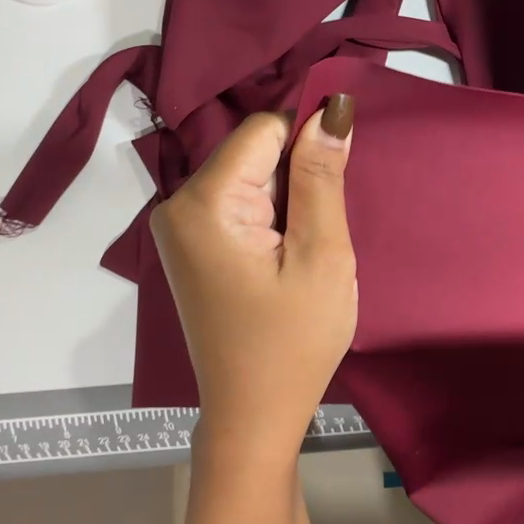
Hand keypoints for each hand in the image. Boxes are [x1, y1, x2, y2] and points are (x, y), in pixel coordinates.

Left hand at [152, 98, 357, 448]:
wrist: (255, 413)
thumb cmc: (295, 341)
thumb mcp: (322, 257)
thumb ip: (322, 181)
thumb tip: (331, 110)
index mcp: (204, 203)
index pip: (264, 129)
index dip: (311, 140)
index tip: (346, 174)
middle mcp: (177, 205)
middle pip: (253, 154)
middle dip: (301, 176)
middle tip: (328, 230)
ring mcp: (180, 229)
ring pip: (251, 180)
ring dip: (291, 201)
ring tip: (311, 248)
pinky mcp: (193, 249)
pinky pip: (241, 207)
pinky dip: (275, 219)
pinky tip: (292, 256)